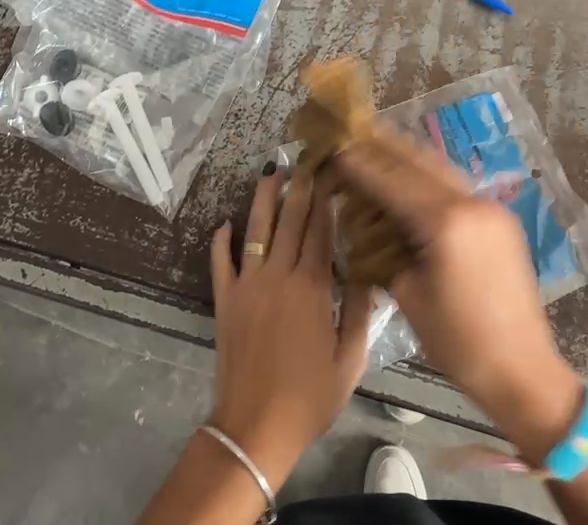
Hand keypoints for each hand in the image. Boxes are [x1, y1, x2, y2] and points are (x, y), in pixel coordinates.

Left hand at [206, 167, 372, 487]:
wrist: (255, 426)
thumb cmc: (310, 398)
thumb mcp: (350, 360)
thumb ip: (359, 312)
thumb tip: (367, 271)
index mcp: (313, 288)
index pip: (322, 232)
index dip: (326, 201)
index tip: (330, 173)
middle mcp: (280, 276)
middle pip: (291, 222)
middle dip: (299, 188)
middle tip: (303, 159)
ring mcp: (248, 286)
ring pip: (256, 231)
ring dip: (263, 200)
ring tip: (269, 173)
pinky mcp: (224, 301)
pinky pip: (220, 262)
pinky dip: (221, 240)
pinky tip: (225, 223)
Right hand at [334, 129, 583, 460]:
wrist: (524, 371)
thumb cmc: (459, 343)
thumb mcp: (409, 296)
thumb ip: (385, 250)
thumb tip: (366, 225)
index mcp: (445, 223)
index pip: (393, 182)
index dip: (361, 164)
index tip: (335, 147)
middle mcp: (472, 204)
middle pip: (419, 162)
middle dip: (384, 146)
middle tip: (353, 132)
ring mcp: (491, 209)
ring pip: (441, 169)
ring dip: (408, 157)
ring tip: (378, 144)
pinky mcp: (500, 221)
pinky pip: (457, 186)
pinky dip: (429, 176)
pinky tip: (412, 178)